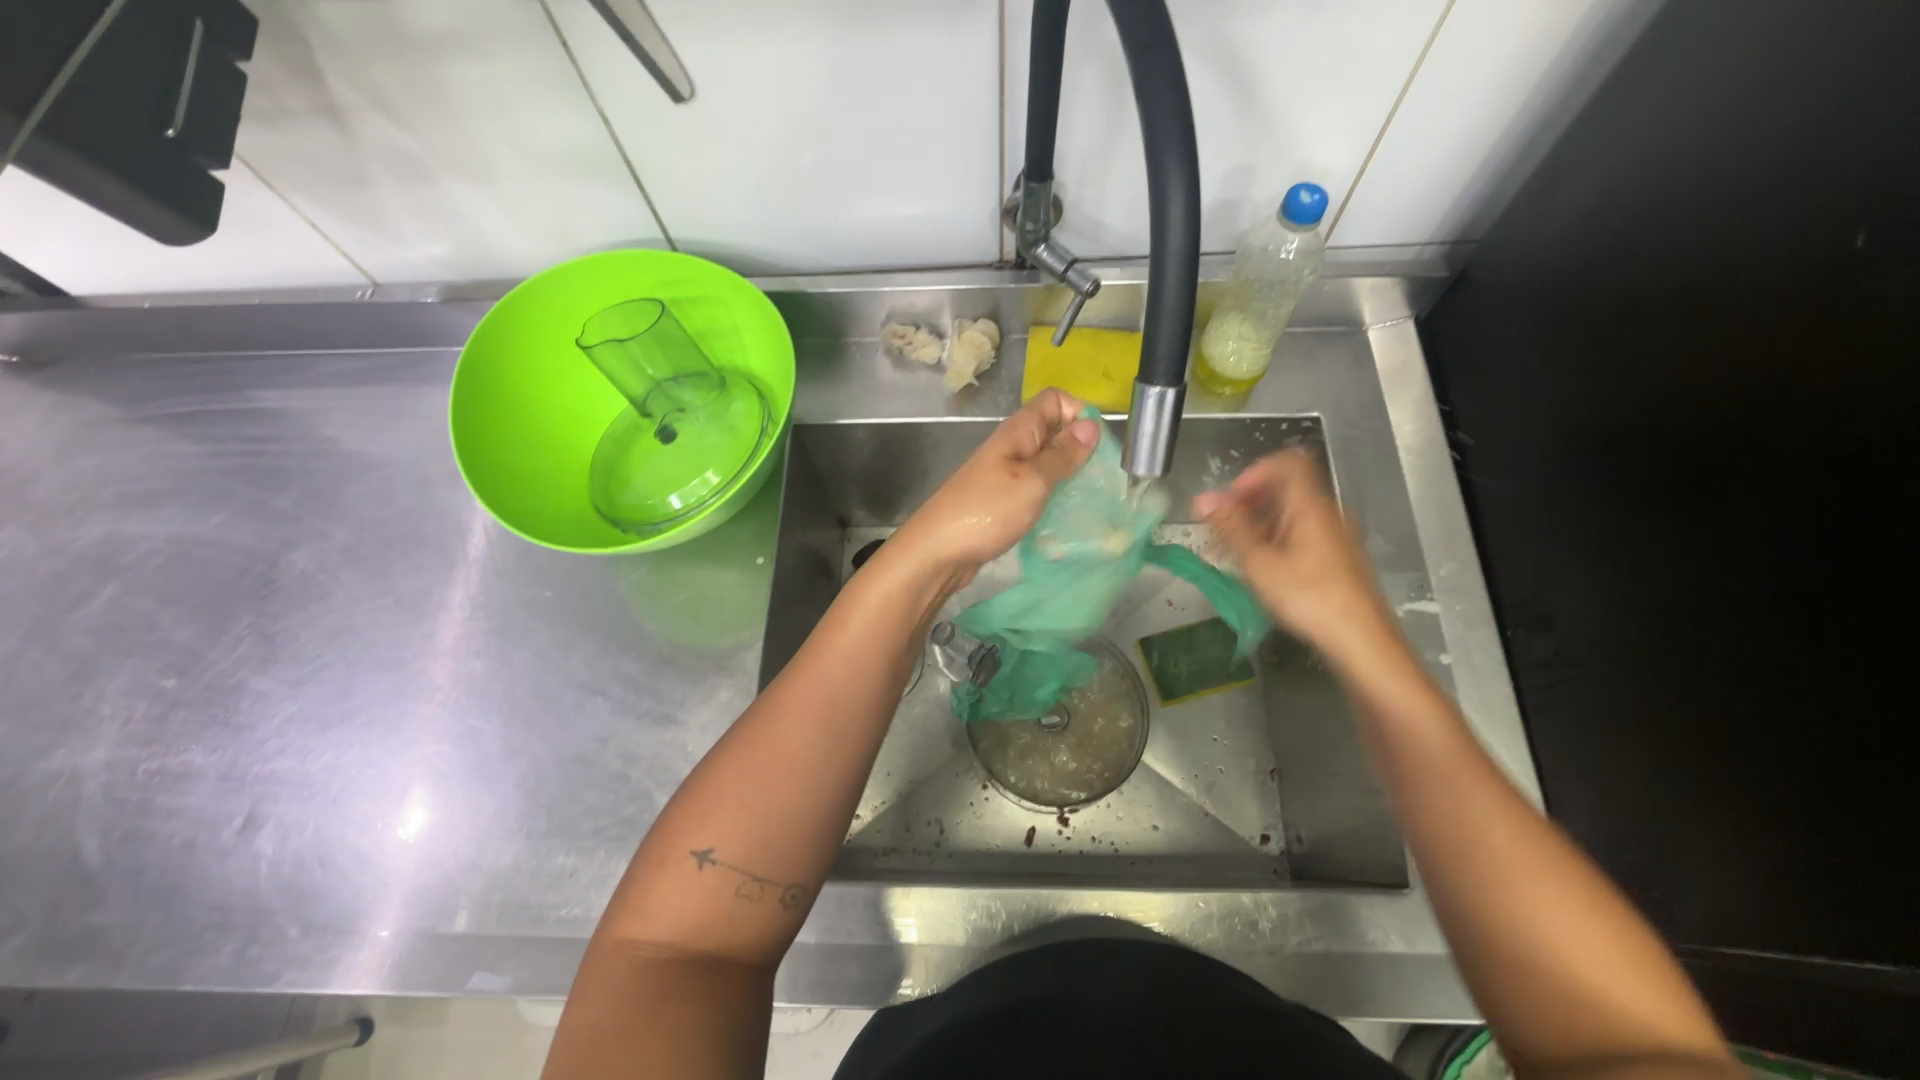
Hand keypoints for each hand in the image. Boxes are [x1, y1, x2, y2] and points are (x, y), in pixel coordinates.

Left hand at [884, 388, 1100, 592]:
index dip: (1079, 412)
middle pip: (1053, 432)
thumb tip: (1092, 426)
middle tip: (1101, 478)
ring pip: (1045, 463)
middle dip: (1080, 448)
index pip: (1055, 400)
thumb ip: (1062, 455)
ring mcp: (1004, 475)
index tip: (1098, 445)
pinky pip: (1035, 489)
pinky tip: (1064, 518)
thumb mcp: (1032, 481)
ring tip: (1089, 500)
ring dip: (1068, 477)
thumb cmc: (986, 512)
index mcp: (1017, 432)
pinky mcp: (1001, 502)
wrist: (937, 553)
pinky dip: (1051, 498)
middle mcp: (1011, 447)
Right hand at [1193, 449, 1395, 660]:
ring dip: (1257, 527)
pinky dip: (1275, 543)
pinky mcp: (1337, 559)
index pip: (1284, 464)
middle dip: (1247, 505)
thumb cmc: (1308, 597)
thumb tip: (1202, 497)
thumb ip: (1230, 528)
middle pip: (1285, 490)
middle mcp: (1327, 513)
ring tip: (1233, 557)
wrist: (1361, 640)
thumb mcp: (1259, 563)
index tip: (1228, 504)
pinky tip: (1260, 572)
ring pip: (1290, 516)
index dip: (1252, 475)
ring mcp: (1335, 536)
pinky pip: (1301, 536)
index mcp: (1310, 505)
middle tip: (1220, 533)